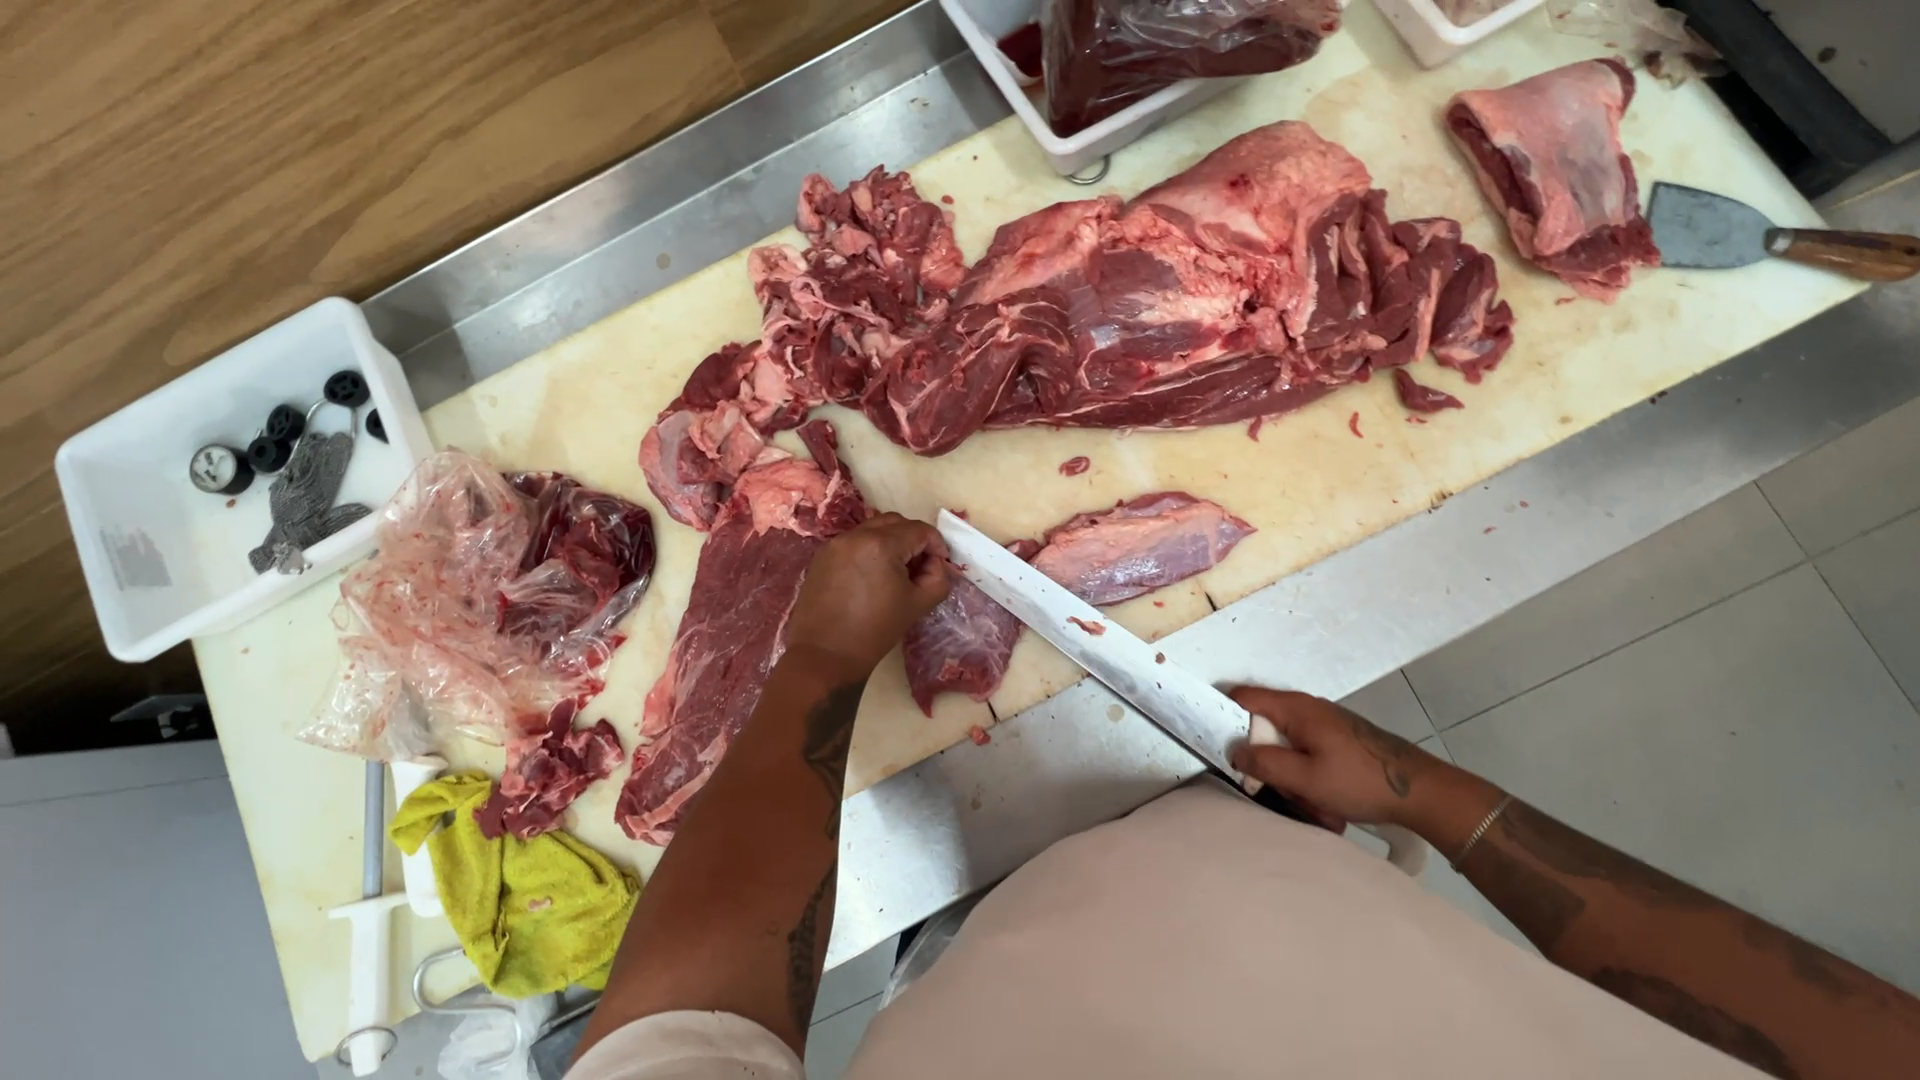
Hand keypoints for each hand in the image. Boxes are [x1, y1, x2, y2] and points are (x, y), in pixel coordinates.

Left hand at [785, 512, 950, 680]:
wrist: (824, 655)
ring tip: (894, 573)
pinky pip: (854, 542)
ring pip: (872, 529)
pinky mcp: (822, 556)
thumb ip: (937, 577)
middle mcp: (856, 535)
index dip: (936, 545)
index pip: (920, 531)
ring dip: (890, 542)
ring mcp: (835, 544)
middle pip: (895, 522)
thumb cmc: (875, 631)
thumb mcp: (918, 605)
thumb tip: (935, 563)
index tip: (940, 565)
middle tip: (919, 567)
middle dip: (913, 539)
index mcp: (881, 545)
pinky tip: (871, 578)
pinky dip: (869, 550)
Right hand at [1228, 687, 1446, 826]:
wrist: (1423, 792)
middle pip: (1266, 728)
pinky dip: (1313, 780)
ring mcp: (1326, 724)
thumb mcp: (1305, 778)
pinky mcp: (1340, 741)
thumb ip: (1263, 763)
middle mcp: (1308, 708)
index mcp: (1295, 708)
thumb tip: (1234, 751)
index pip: (1243, 696)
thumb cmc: (1359, 781)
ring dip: (1294, 779)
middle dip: (1269, 762)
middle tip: (1282, 791)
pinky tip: (1329, 806)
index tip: (1220, 747)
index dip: (1224, 716)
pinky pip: (1311, 756)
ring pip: (1290, 748)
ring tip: (1315, 807)